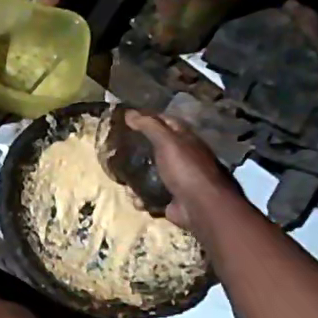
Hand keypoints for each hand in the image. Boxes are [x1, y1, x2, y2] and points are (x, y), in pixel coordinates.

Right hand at [121, 110, 239, 233]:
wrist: (201, 205)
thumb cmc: (186, 169)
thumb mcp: (167, 142)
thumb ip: (149, 126)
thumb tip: (129, 112)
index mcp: (186, 140)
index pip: (167, 122)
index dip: (149, 118)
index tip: (127, 118)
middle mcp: (184, 157)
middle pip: (158, 148)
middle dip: (139, 148)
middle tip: (116, 146)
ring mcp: (178, 179)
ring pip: (152, 172)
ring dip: (136, 175)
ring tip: (119, 174)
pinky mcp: (171, 198)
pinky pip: (150, 194)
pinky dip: (140, 196)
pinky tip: (132, 196)